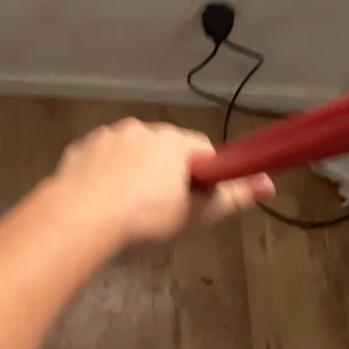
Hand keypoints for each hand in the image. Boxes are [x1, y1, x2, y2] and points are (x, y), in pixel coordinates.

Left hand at [47, 119, 274, 244]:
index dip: (205, 175)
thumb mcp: (197, 214)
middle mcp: (140, 129)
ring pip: (130, 153)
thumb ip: (233, 196)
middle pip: (165, 149)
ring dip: (134, 173)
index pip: (203, 149)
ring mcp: (106, 138)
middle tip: (161, 210)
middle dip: (167, 173)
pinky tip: (101, 202)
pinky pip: (100, 161)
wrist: (80, 219)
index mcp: (173, 141)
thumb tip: (270, 183)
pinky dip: (105, 176)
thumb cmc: (145, 217)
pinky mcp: (78, 151)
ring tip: (128, 210)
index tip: (197, 201)